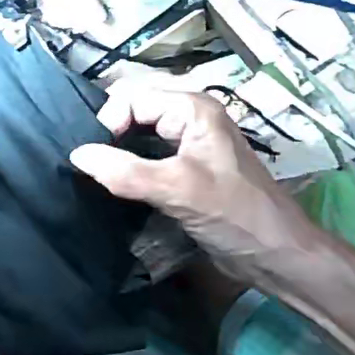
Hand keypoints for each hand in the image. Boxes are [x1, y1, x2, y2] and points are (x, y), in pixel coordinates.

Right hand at [69, 83, 334, 286]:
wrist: (278, 256)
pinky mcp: (185, 164)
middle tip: (96, 167)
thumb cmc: (235, 216)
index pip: (131, 98)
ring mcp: (188, 140)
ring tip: (101, 174)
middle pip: (132, 110)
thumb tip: (77, 155)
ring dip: (118, 150)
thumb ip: (125, 172)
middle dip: (110, 134)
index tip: (98, 160)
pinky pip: (146, 151)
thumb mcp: (177, 190)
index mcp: (192, 107)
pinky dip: (129, 163)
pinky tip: (117, 181)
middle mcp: (189, 115)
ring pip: (137, 131)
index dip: (109, 123)